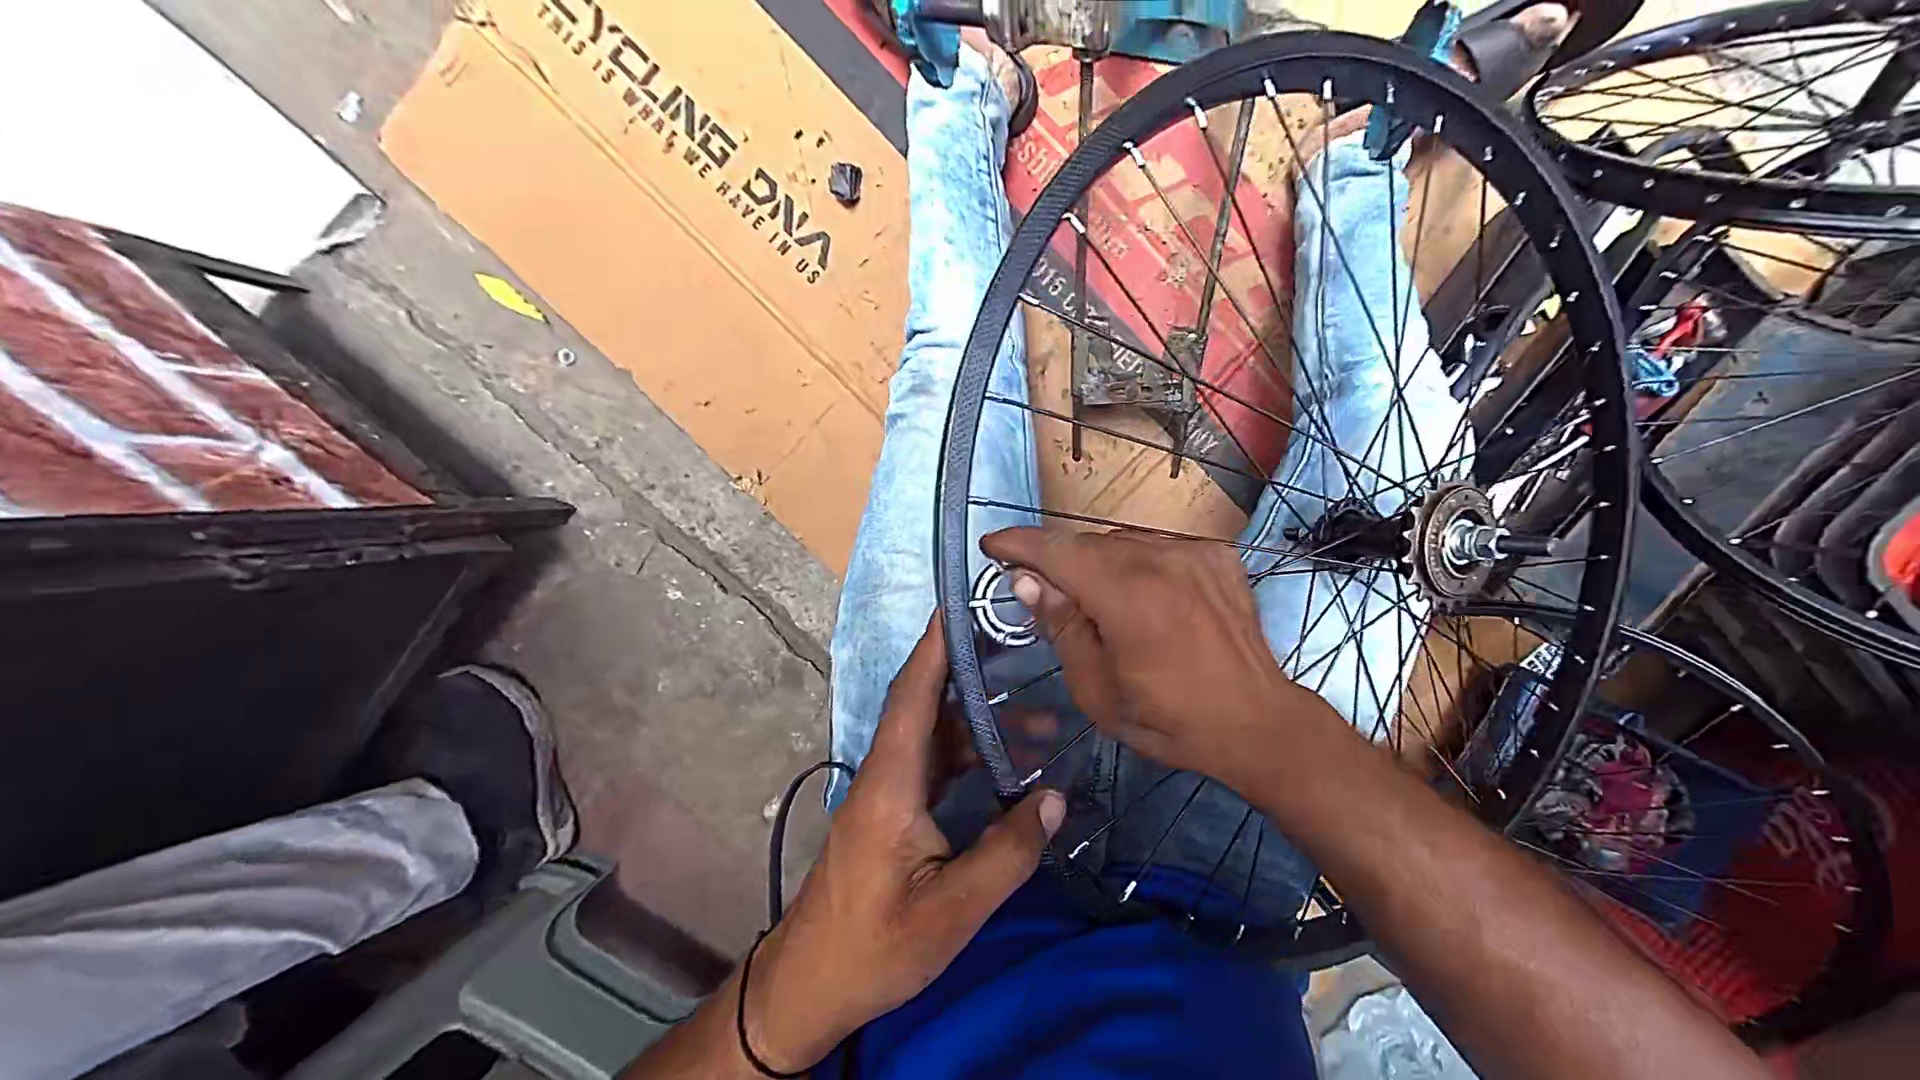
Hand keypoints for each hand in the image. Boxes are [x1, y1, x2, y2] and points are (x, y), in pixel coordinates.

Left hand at [743, 616, 1065, 1070]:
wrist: (810, 986)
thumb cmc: (876, 947)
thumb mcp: (952, 910)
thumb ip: (1006, 853)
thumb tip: (1055, 798)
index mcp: (891, 784)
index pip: (912, 696)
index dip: (934, 648)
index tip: (958, 606)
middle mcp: (884, 775)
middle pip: (924, 706)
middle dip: (970, 675)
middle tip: (1021, 652)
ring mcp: (885, 794)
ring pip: (934, 738)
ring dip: (980, 726)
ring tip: (1043, 730)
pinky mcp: (890, 814)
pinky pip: (933, 767)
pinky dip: (969, 757)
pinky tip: (1007, 769)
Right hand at [980, 527, 1349, 797]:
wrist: (1257, 723)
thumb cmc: (1169, 719)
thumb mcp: (1097, 691)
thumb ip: (1061, 627)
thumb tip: (1026, 581)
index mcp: (1128, 598)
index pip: (1057, 551)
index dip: (1018, 544)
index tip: (992, 546)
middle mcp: (1162, 561)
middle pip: (1087, 544)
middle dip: (1057, 562)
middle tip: (1042, 590)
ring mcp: (1195, 553)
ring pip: (1122, 542)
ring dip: (1097, 564)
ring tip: (1099, 603)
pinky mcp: (1217, 555)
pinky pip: (1158, 547)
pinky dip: (1137, 564)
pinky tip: (1144, 597)